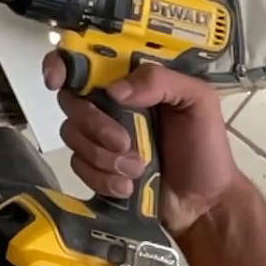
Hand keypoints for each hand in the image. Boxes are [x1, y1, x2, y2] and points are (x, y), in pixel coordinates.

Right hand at [45, 59, 242, 235]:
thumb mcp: (198, 102)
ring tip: (136, 171)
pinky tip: (126, 187)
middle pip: (70, 100)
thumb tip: (115, 90)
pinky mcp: (94, 166)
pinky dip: (101, 177)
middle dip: (93, 124)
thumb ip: (161, 81)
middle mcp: (104, 104)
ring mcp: (97, 135)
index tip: (57, 81)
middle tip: (124, 143)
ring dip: (102, 156)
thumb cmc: (205, 147)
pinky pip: (77, 164)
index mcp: (125, 81)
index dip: (60, 65)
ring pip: (71, 134)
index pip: (82, 60)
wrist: (207, 205)